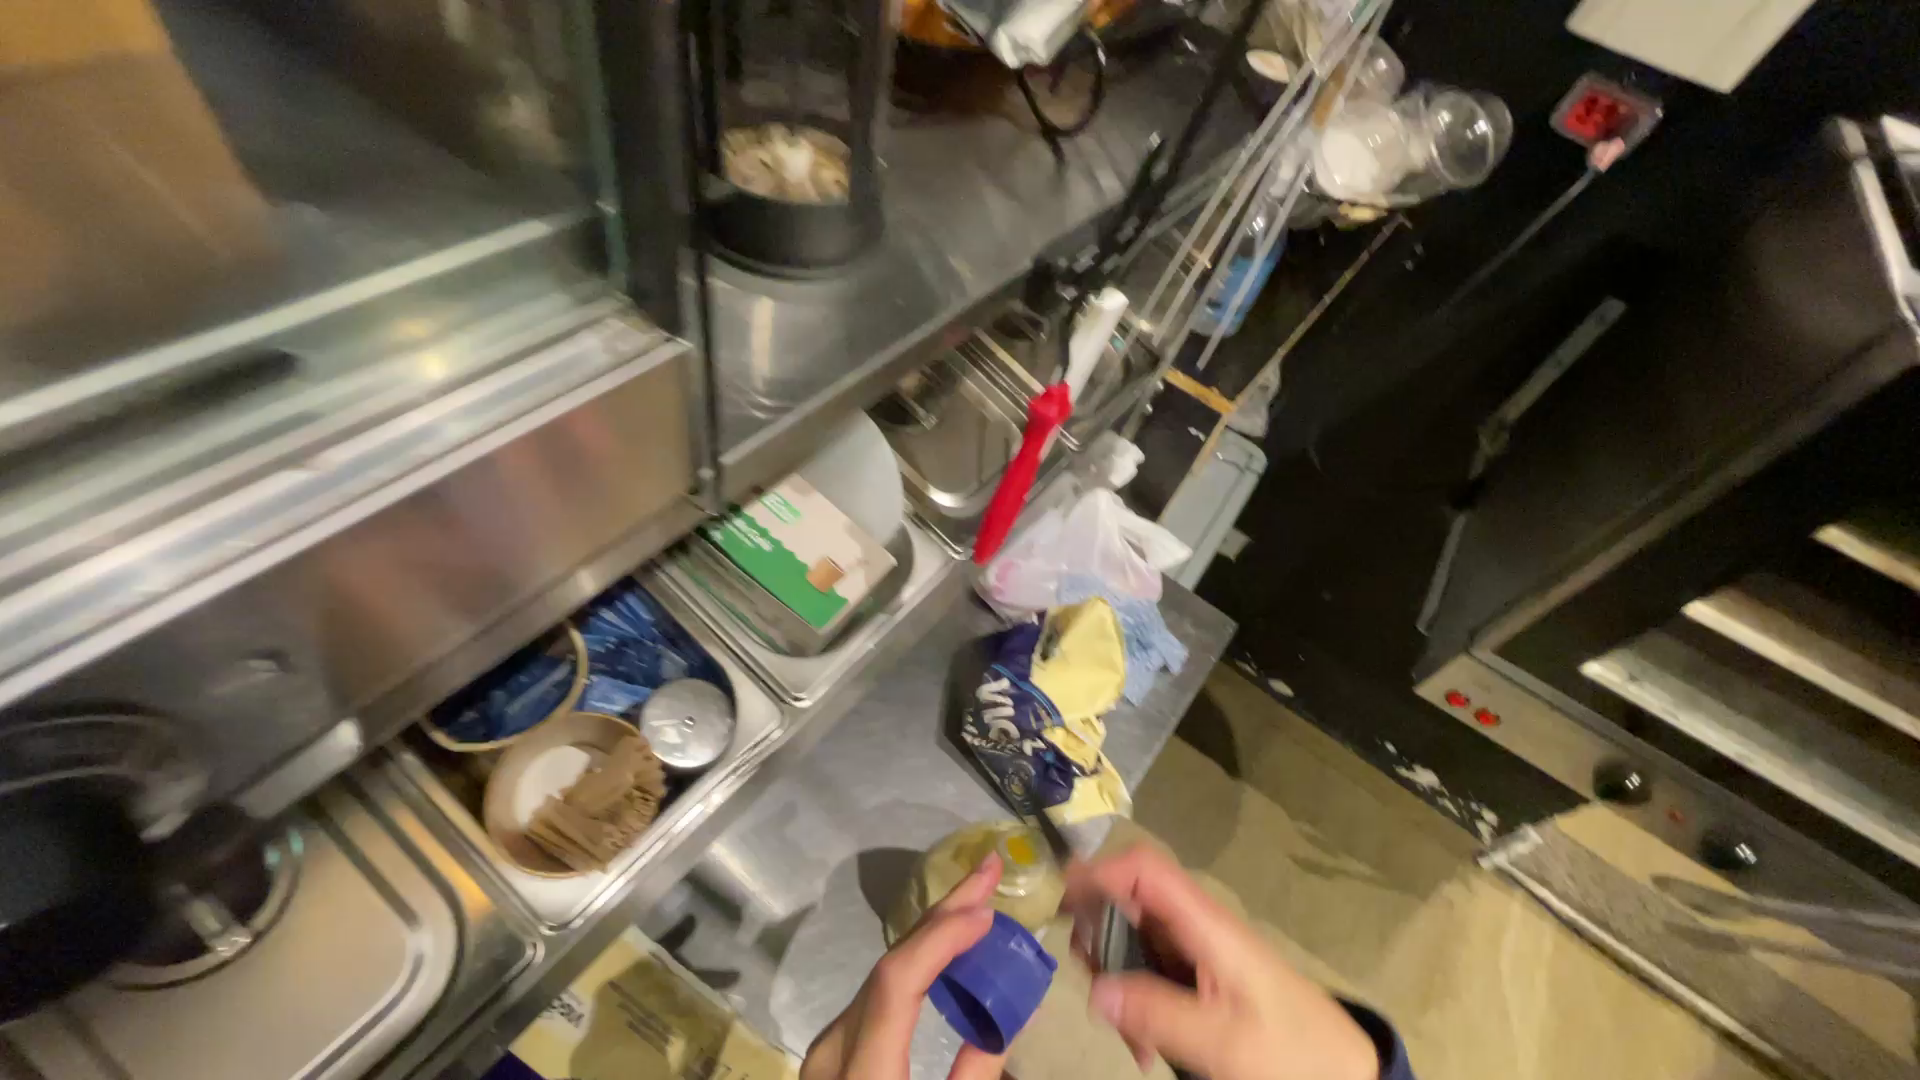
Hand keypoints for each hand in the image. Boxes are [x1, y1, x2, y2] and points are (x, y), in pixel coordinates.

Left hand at [801, 854, 1008, 1079]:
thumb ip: (973, 1074)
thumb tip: (1010, 1013)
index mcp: (862, 1072)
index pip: (895, 983)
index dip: (940, 939)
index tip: (987, 912)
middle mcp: (834, 1049)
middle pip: (888, 965)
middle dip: (944, 913)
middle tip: (988, 868)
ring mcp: (827, 1048)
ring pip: (883, 972)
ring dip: (932, 933)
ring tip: (976, 898)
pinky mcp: (833, 1052)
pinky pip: (878, 992)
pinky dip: (916, 962)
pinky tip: (943, 946)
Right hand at [1066, 844, 1377, 1079]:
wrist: (1346, 1075)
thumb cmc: (1292, 1049)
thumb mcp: (1223, 1041)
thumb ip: (1157, 1012)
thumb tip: (1094, 989)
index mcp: (1204, 922)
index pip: (1144, 868)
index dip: (1101, 871)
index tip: (1064, 902)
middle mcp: (1195, 925)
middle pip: (1128, 900)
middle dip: (1099, 936)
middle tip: (1089, 980)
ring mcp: (1197, 950)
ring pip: (1135, 939)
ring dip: (1117, 978)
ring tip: (1129, 1035)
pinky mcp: (1200, 975)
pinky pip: (1151, 970)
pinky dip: (1138, 1000)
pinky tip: (1146, 1046)